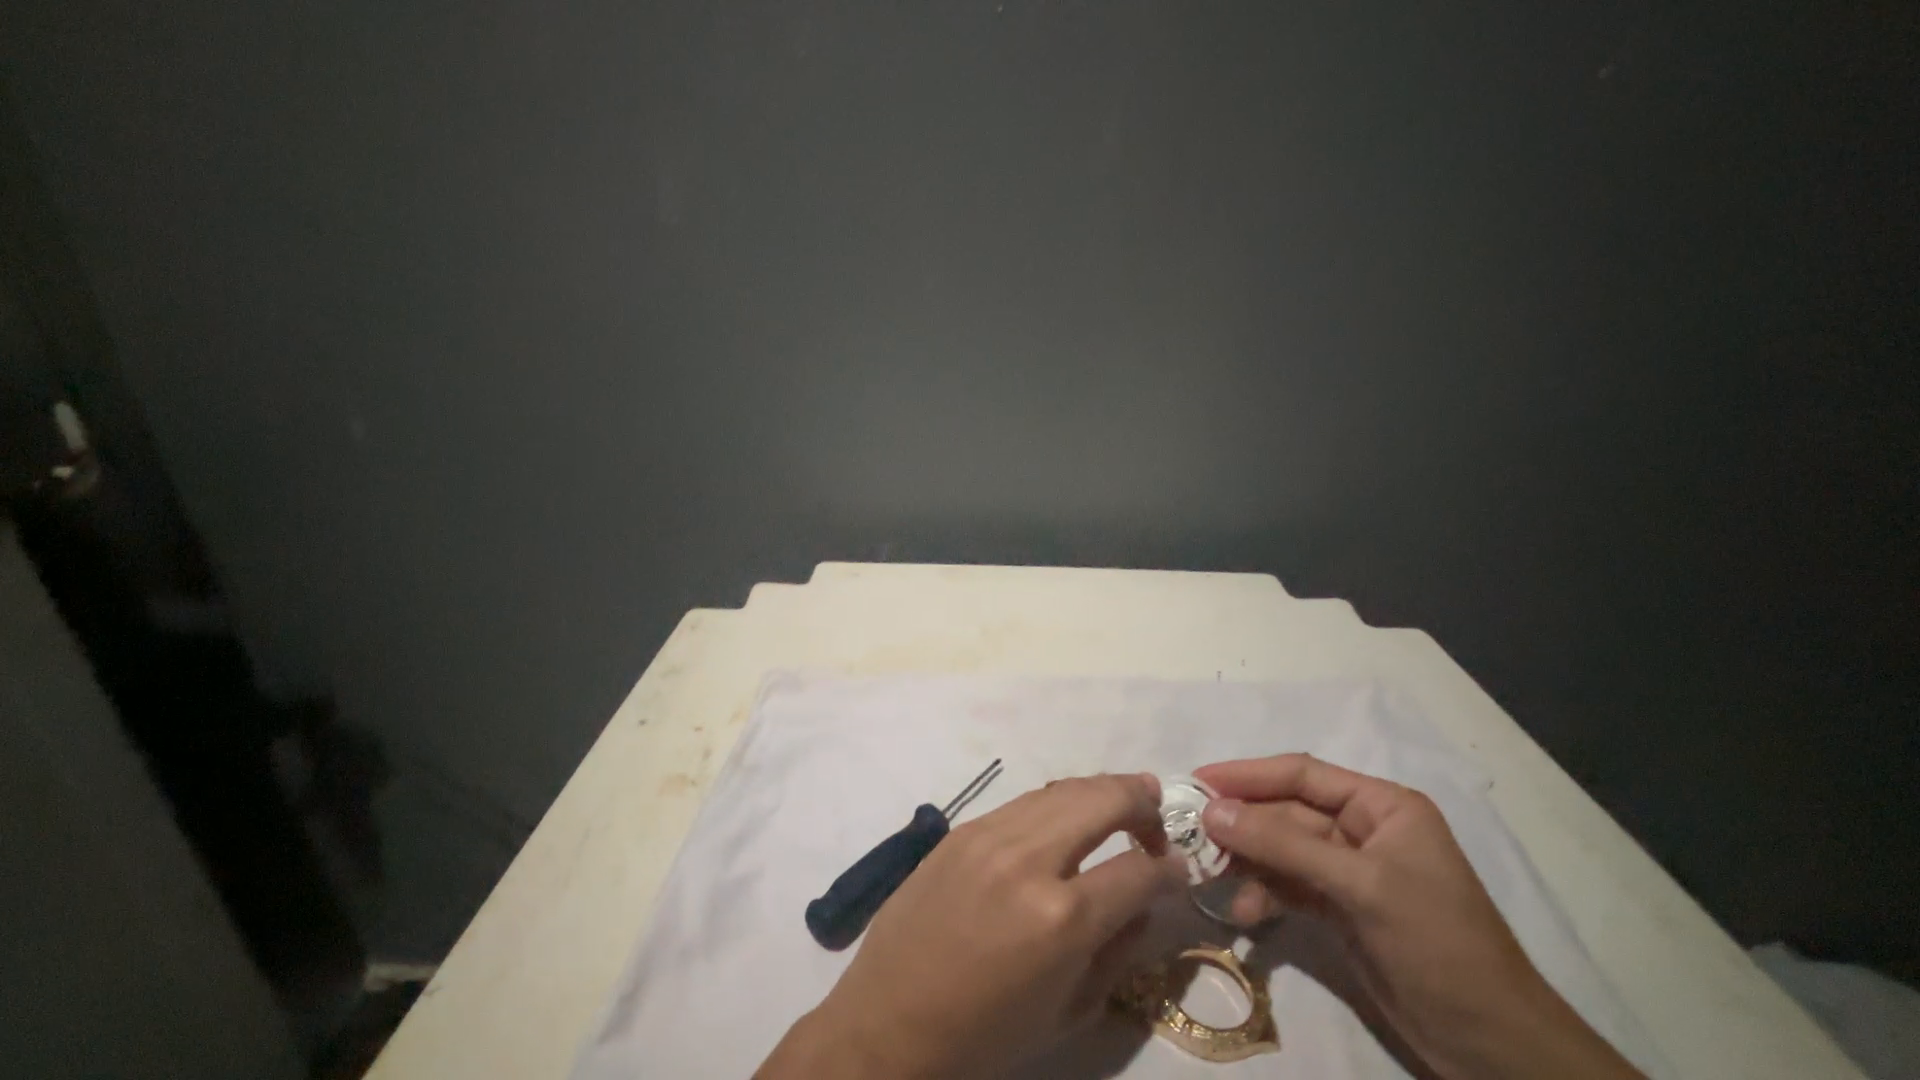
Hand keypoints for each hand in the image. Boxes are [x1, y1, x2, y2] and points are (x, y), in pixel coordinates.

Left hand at [757, 774, 1184, 1079]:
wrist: (889, 1024)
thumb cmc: (986, 1034)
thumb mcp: (1071, 1009)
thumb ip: (1119, 948)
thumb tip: (1146, 899)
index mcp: (1063, 918)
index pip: (1140, 868)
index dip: (1170, 868)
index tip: (1177, 870)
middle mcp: (1028, 860)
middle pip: (1104, 798)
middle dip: (1142, 801)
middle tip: (1156, 815)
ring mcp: (988, 837)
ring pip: (1062, 789)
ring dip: (1100, 791)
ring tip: (1120, 802)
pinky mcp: (959, 832)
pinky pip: (1022, 803)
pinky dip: (1055, 804)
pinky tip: (1063, 820)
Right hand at [1194, 754, 1643, 1079]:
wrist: (1489, 1040)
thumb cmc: (1437, 943)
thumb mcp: (1361, 886)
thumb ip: (1285, 844)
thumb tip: (1212, 810)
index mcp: (1383, 807)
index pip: (1302, 775)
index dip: (1247, 775)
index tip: (1195, 781)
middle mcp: (1364, 831)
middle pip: (1286, 813)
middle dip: (1241, 825)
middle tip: (1188, 837)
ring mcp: (1351, 873)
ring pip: (1282, 852)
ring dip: (1247, 864)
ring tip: (1210, 880)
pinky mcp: (1340, 911)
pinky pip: (1288, 888)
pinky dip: (1262, 896)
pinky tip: (1242, 914)